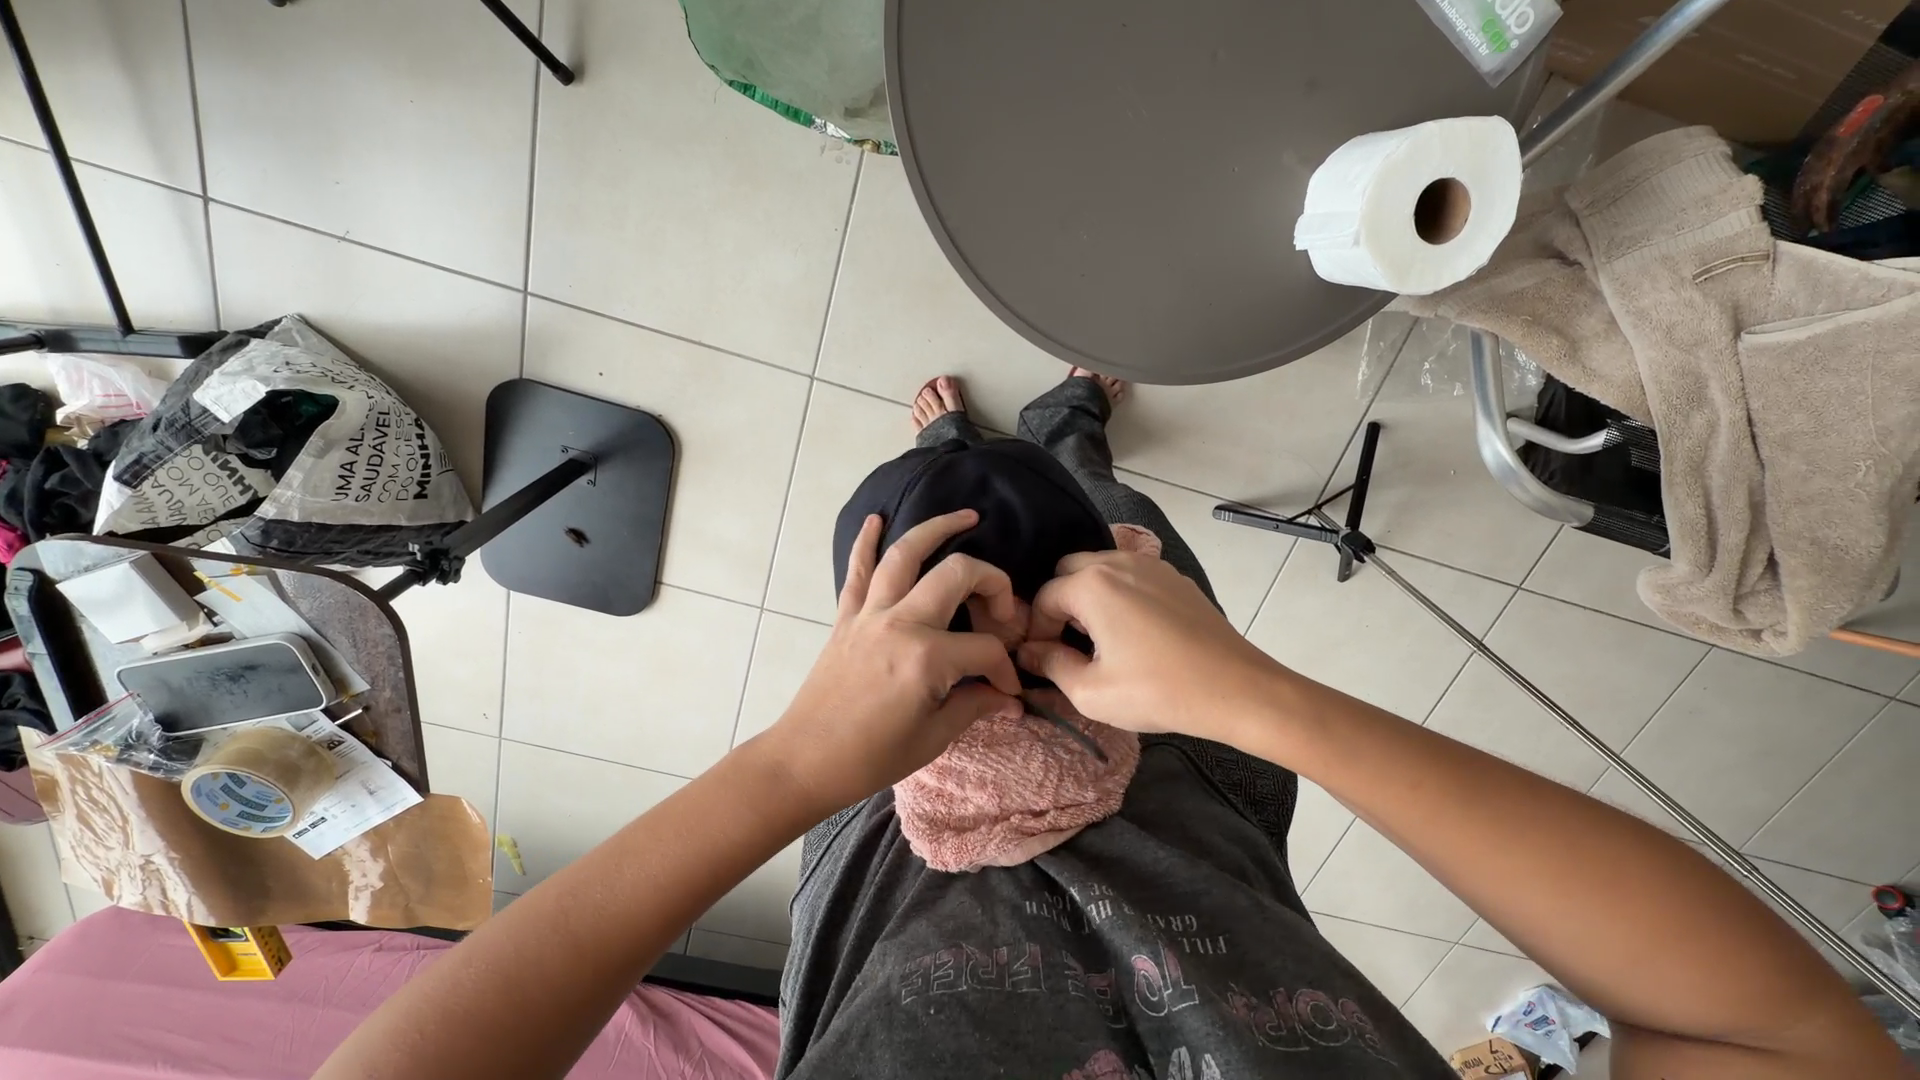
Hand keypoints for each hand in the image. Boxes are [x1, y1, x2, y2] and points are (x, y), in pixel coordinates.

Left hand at [762, 509, 1023, 812]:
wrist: (805, 760)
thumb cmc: (872, 757)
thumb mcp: (933, 738)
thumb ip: (974, 706)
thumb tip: (1008, 698)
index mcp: (927, 659)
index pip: (986, 649)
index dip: (1005, 669)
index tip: (1007, 691)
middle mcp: (901, 623)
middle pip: (957, 575)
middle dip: (991, 582)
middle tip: (1003, 606)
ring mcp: (870, 615)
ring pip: (906, 554)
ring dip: (936, 528)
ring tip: (966, 516)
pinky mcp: (846, 618)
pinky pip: (857, 571)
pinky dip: (865, 541)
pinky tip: (877, 519)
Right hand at [1016, 552, 1282, 741]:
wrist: (1237, 689)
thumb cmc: (1158, 691)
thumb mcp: (1091, 692)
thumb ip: (1050, 665)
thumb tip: (1029, 651)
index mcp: (1093, 584)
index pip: (1044, 597)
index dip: (1037, 631)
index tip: (1046, 661)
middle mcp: (1119, 562)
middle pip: (1069, 570)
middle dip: (1060, 603)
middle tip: (1070, 644)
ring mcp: (1152, 565)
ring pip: (1102, 568)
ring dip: (1090, 596)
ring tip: (1100, 638)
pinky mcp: (1176, 578)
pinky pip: (1131, 575)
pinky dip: (1120, 594)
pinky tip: (1134, 632)